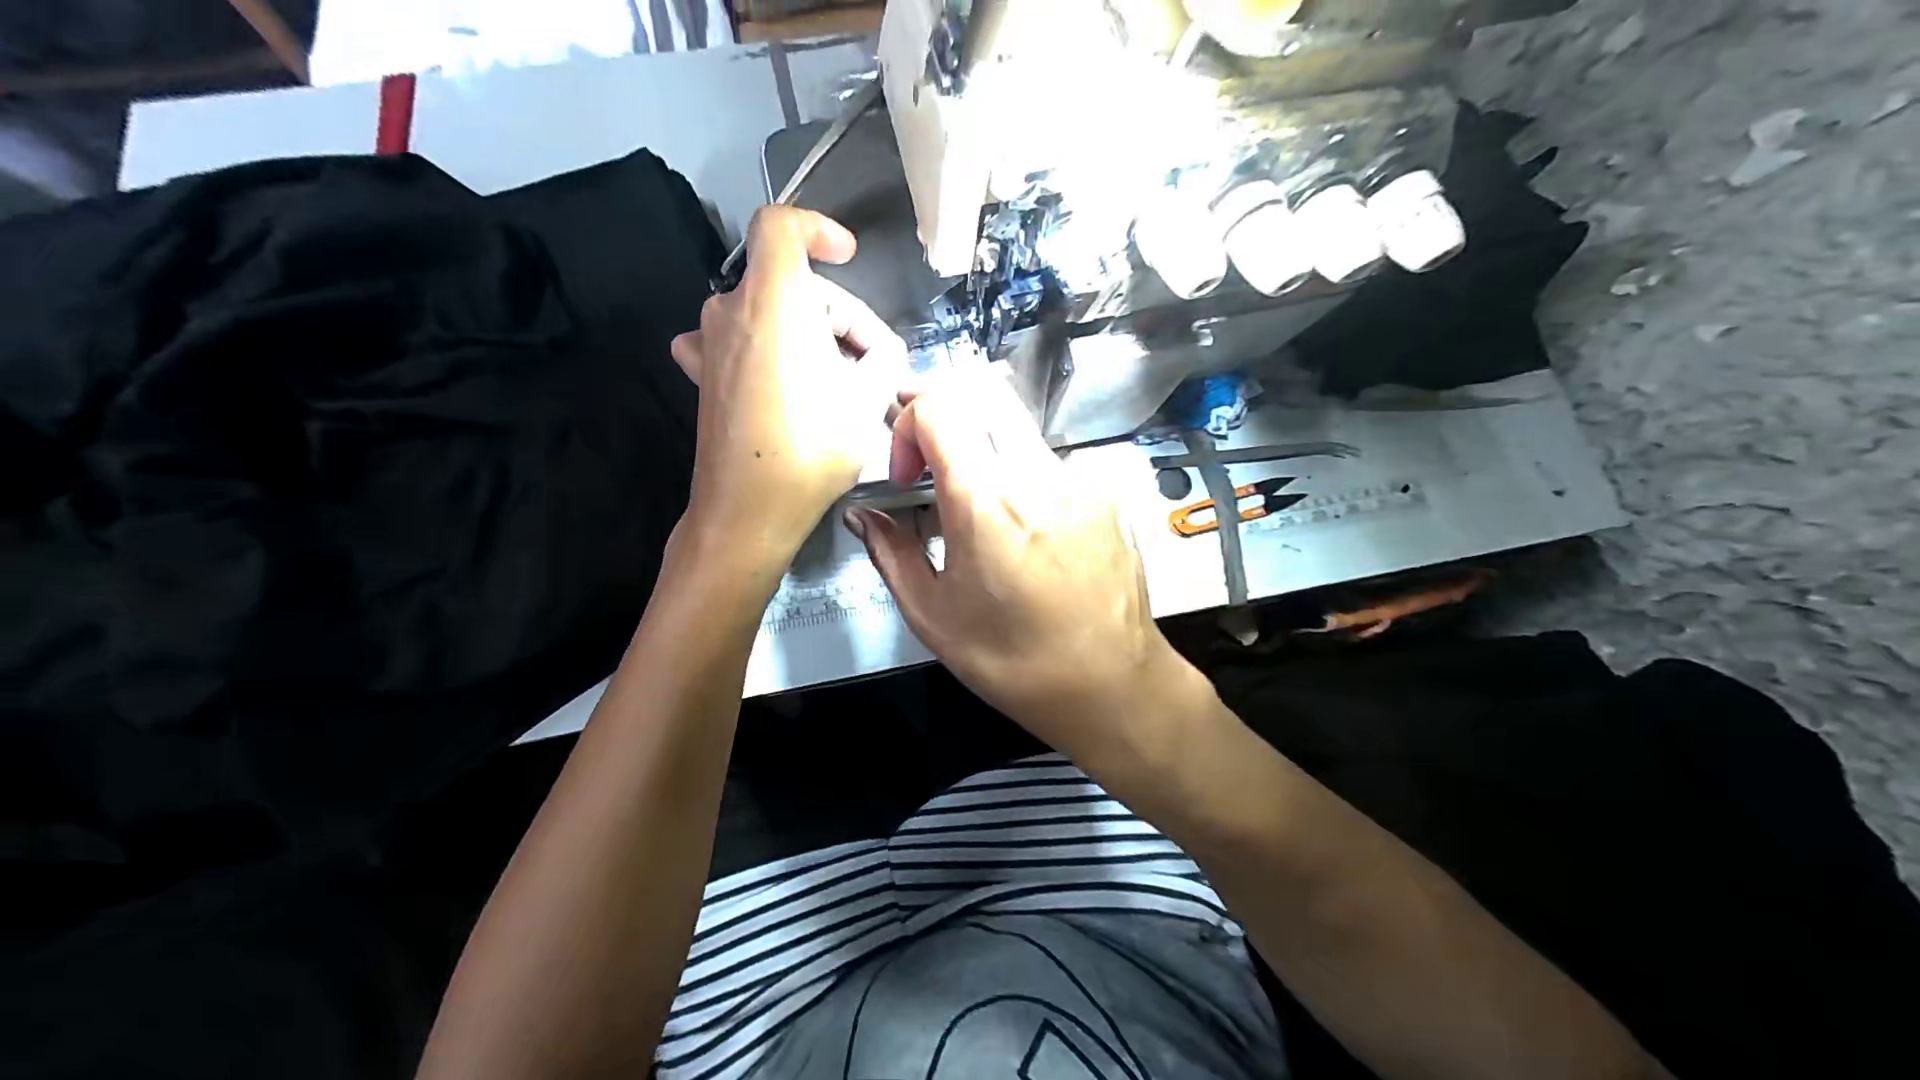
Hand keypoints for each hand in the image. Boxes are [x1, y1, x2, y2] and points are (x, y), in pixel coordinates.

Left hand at [671, 207, 905, 558]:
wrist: (749, 510)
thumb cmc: (811, 449)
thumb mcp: (867, 401)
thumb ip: (883, 360)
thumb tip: (882, 353)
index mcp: (775, 300)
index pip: (783, 226)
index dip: (819, 229)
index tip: (846, 256)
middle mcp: (732, 310)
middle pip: (790, 283)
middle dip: (837, 315)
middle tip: (872, 364)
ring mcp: (710, 344)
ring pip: (766, 312)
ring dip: (804, 333)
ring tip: (833, 378)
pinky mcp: (702, 376)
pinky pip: (730, 341)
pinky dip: (760, 346)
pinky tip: (777, 373)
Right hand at [845, 372, 1195, 758]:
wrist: (1109, 683)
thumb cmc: (1017, 662)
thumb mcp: (934, 616)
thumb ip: (891, 554)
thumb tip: (865, 517)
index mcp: (986, 503)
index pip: (937, 408)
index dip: (906, 426)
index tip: (905, 476)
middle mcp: (1036, 476)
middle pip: (980, 393)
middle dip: (939, 410)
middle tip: (922, 450)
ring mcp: (1078, 480)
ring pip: (1017, 421)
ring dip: (979, 437)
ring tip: (968, 490)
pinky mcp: (1104, 494)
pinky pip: (1050, 456)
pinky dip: (1019, 466)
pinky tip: (1019, 517)